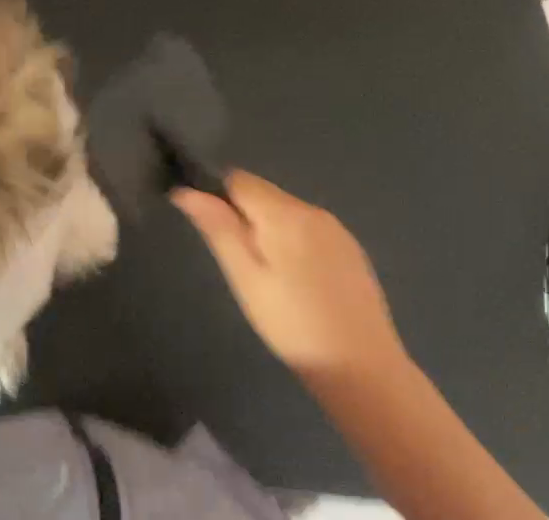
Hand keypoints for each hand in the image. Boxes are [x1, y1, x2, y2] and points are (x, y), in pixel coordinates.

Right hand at [172, 171, 405, 378]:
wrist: (363, 369)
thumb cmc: (293, 324)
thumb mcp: (246, 278)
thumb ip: (218, 228)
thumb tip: (185, 190)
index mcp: (285, 214)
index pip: (237, 179)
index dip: (216, 195)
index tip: (211, 230)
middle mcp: (313, 210)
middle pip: (263, 193)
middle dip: (243, 216)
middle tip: (240, 265)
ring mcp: (337, 229)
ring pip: (285, 211)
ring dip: (267, 230)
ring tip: (268, 278)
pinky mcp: (351, 249)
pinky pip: (308, 229)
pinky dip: (292, 242)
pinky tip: (297, 282)